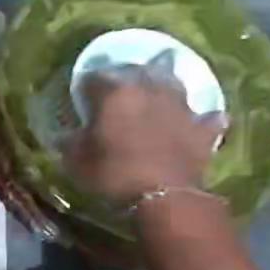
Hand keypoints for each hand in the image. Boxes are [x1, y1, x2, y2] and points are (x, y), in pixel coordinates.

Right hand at [64, 72, 223, 206]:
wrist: (164, 198)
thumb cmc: (112, 175)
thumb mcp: (76, 161)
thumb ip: (70, 142)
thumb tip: (65, 135)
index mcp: (114, 93)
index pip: (94, 77)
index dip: (85, 85)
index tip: (81, 96)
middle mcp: (149, 90)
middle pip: (137, 71)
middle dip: (126, 77)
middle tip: (117, 90)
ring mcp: (181, 107)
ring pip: (173, 83)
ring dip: (163, 85)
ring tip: (156, 93)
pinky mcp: (203, 128)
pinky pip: (205, 117)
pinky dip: (199, 118)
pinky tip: (197, 120)